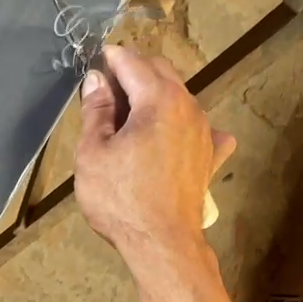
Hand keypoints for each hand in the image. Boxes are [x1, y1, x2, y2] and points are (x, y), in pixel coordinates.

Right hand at [73, 46, 234, 273]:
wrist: (162, 243)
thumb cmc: (121, 199)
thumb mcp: (93, 154)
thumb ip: (96, 112)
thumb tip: (96, 80)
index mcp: (158, 99)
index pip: (132, 62)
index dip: (110, 59)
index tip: (94, 62)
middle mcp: (188, 106)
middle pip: (160, 72)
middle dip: (133, 73)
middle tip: (107, 92)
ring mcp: (204, 131)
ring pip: (179, 98)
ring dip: (154, 98)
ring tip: (130, 119)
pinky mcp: (209, 157)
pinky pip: (200, 129)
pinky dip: (183, 126)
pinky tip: (173, 139)